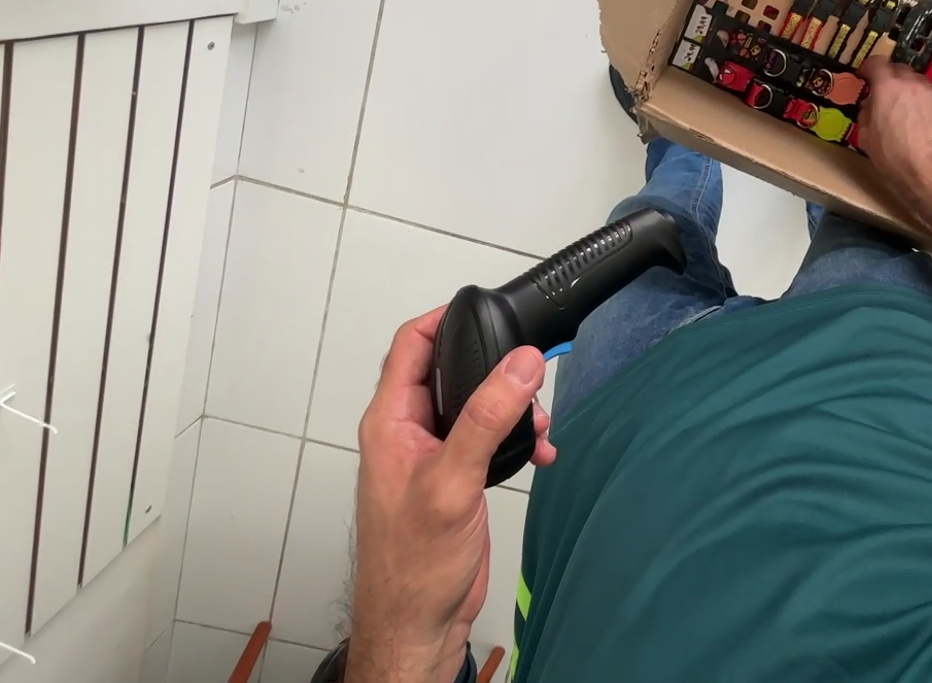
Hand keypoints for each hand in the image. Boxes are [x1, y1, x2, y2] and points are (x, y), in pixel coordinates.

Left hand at [350, 307, 555, 682]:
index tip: (485, 308)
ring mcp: (437, 452)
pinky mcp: (459, 473)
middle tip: (530, 372)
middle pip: (455, 369)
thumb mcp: (452, 482)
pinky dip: (517, 437)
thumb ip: (487, 417)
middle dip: (497, 368)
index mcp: (392, 421)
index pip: (410, 344)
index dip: (443, 317)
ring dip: (513, 407)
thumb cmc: (413, 565)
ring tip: (538, 426)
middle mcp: (412, 430)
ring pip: (480, 401)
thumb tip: (522, 363)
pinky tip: (538, 452)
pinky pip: (492, 435)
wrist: (421, 623)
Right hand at [859, 56, 931, 224]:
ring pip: (918, 82)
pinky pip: (931, 98)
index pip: (876, 63)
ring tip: (904, 109)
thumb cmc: (895, 158)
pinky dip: (924, 104)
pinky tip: (921, 122)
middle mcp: (911, 85)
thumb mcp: (866, 137)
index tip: (866, 72)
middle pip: (899, 69)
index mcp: (887, 88)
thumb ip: (866, 113)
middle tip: (885, 92)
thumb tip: (868, 106)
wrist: (928, 172)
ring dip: (909, 90)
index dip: (869, 67)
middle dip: (890, 77)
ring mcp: (931, 94)